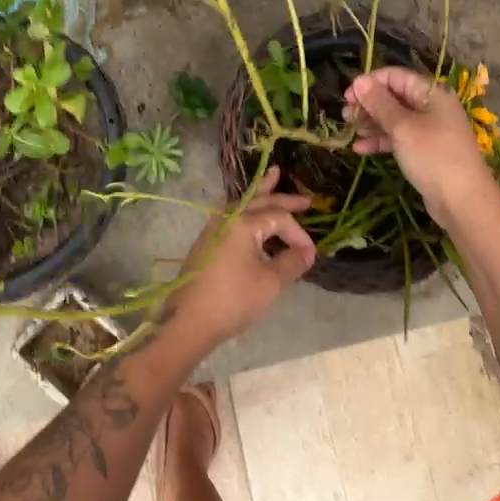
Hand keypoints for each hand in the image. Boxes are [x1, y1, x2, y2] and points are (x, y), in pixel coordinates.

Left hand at [162, 167, 315, 355]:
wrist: (189, 321)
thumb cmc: (233, 300)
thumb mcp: (270, 283)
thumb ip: (292, 262)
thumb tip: (308, 251)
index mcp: (243, 223)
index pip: (279, 218)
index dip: (298, 234)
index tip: (310, 255)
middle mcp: (226, 218)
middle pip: (259, 201)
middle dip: (282, 197)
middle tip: (304, 198)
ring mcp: (213, 228)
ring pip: (242, 203)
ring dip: (260, 194)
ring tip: (273, 179)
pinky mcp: (206, 242)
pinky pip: (231, 215)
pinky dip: (246, 208)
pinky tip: (247, 207)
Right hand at [343, 66, 496, 223]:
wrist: (463, 201)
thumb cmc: (433, 157)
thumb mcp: (403, 127)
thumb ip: (380, 103)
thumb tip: (359, 81)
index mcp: (432, 93)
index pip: (396, 76)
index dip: (370, 82)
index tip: (347, 96)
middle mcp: (432, 107)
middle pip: (394, 96)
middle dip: (368, 104)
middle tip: (345, 115)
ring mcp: (429, 130)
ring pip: (394, 118)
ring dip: (371, 123)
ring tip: (350, 131)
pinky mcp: (425, 150)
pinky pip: (399, 138)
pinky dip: (381, 141)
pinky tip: (361, 148)